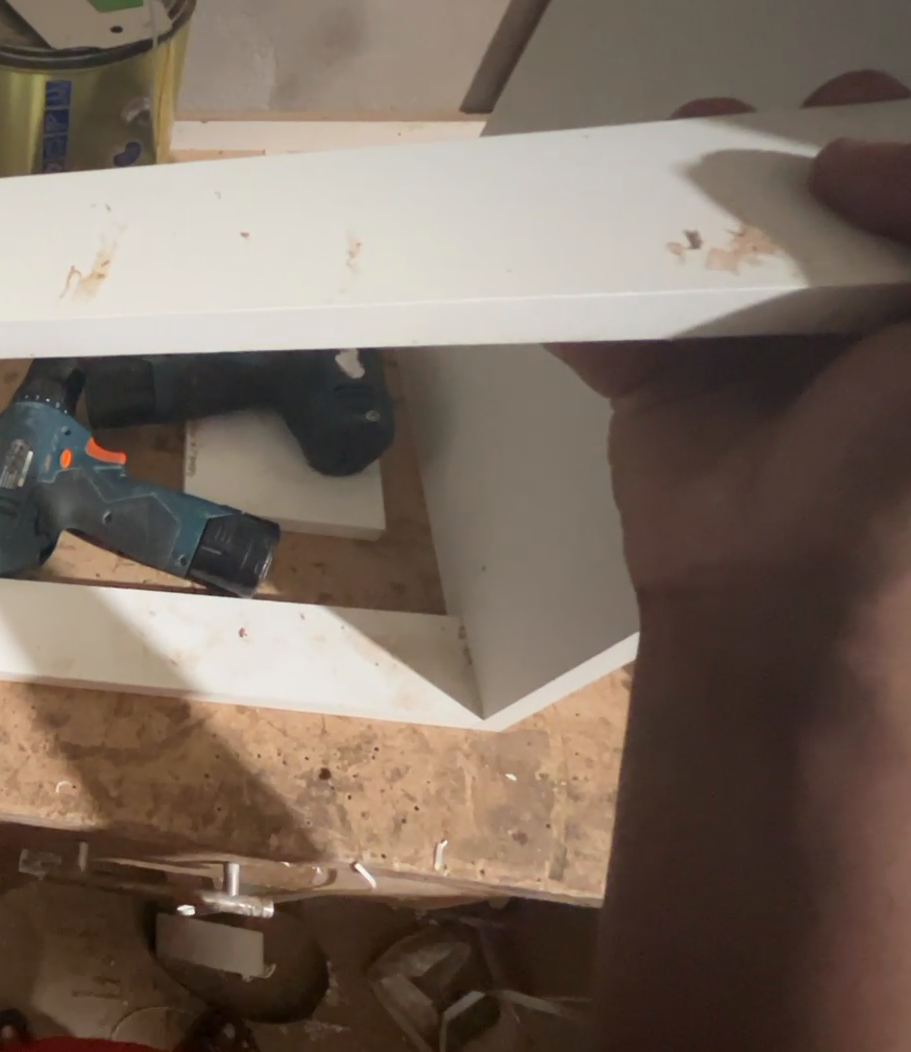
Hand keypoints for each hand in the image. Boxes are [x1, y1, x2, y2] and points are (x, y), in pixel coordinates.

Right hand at [555, 71, 910, 609]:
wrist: (772, 578)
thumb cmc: (895, 462)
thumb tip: (831, 155)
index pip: (900, 196)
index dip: (875, 139)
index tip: (826, 111)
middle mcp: (837, 310)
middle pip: (787, 216)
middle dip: (748, 167)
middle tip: (707, 127)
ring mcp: (735, 349)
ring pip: (691, 265)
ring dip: (650, 224)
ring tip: (613, 177)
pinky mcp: (653, 384)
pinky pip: (610, 334)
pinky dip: (572, 310)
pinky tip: (538, 272)